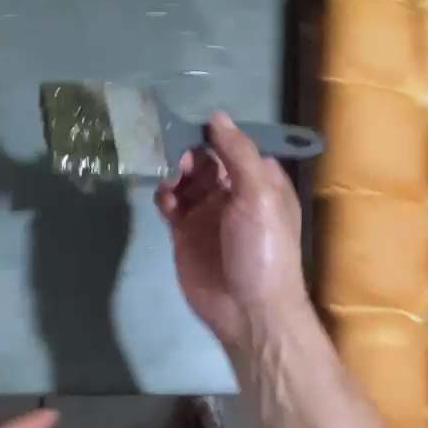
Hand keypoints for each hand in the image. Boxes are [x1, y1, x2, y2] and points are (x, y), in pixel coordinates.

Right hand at [155, 113, 307, 351]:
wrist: (248, 312)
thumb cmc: (263, 249)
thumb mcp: (259, 195)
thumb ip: (238, 153)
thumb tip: (216, 116)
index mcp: (260, 182)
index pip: (234, 145)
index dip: (215, 134)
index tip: (194, 126)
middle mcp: (233, 193)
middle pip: (205, 159)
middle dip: (189, 151)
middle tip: (179, 158)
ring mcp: (207, 213)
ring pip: (185, 178)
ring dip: (175, 171)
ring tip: (172, 179)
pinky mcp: (185, 232)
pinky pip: (170, 203)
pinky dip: (164, 195)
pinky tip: (165, 200)